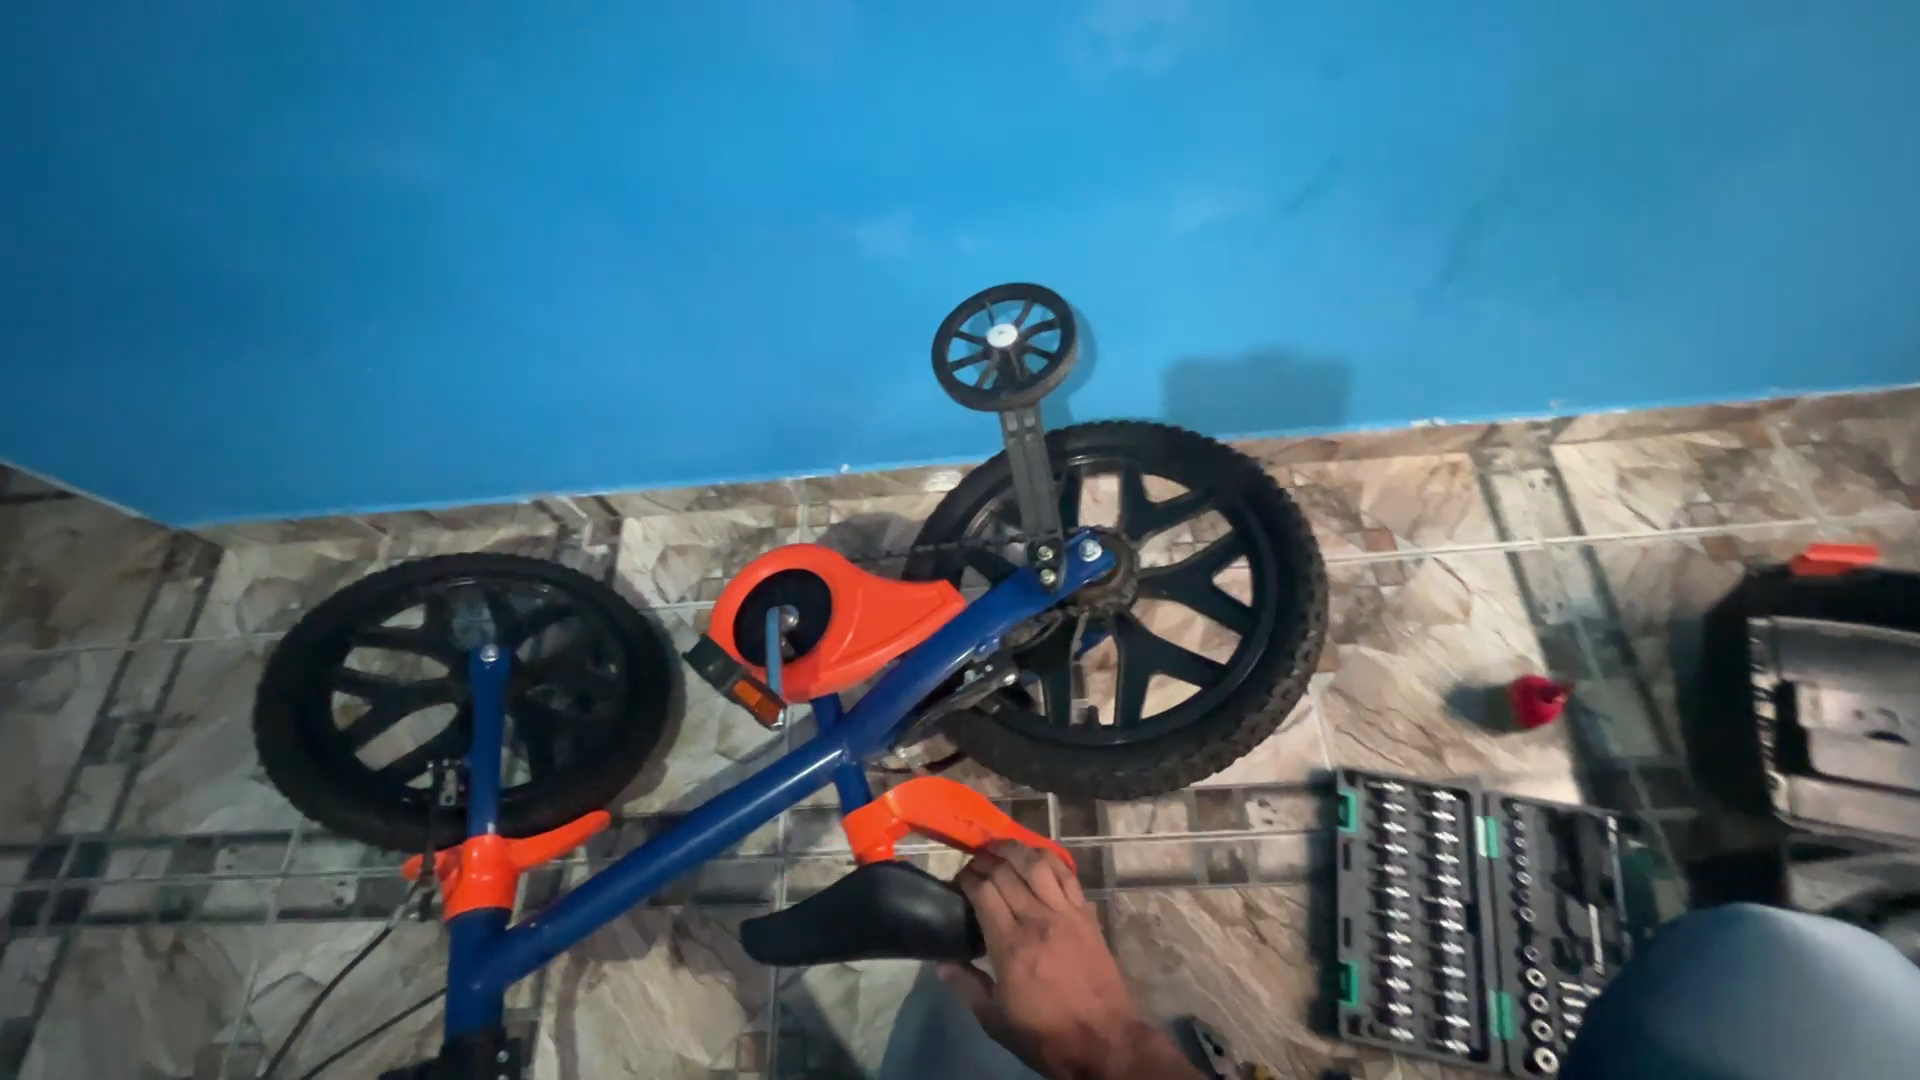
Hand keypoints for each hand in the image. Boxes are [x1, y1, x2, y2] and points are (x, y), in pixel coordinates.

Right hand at [943, 841, 1201, 1079]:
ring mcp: (1065, 913)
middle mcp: (1037, 920)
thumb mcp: (996, 1021)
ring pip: (1037, 864)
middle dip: (986, 860)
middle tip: (975, 861)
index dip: (967, 878)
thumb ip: (967, 986)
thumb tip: (941, 963)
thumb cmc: (1046, 1035)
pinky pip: (1067, 874)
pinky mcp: (1086, 914)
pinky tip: (1037, 856)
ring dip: (1015, 849)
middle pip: (1006, 872)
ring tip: (1001, 846)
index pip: (984, 892)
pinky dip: (1050, 858)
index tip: (959, 878)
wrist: (1104, 1042)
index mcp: (1010, 946)